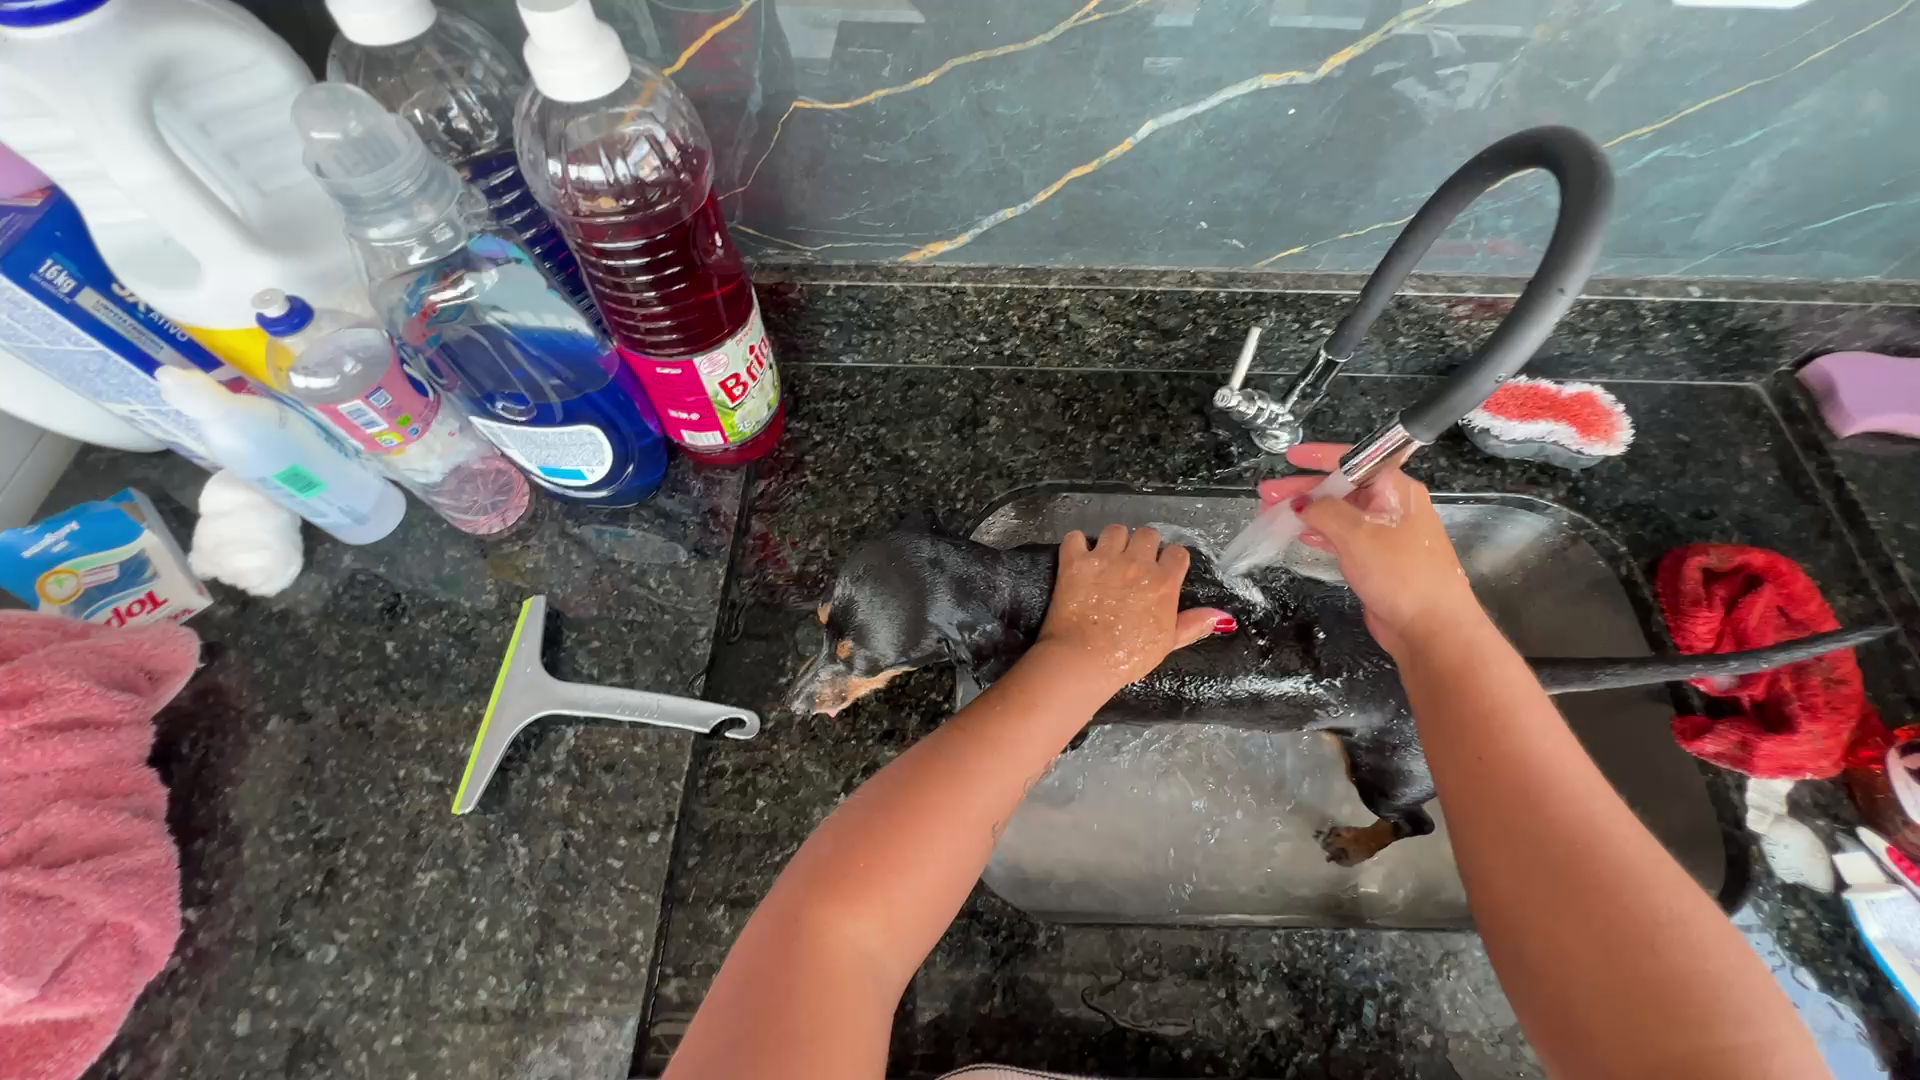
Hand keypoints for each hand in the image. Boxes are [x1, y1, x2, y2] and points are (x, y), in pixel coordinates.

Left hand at [1033, 525, 1227, 693]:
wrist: (1084, 659)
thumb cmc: (1129, 656)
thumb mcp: (1168, 642)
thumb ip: (1193, 624)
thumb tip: (1222, 616)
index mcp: (1164, 581)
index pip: (1177, 552)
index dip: (1170, 560)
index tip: (1161, 570)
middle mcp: (1136, 563)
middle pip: (1147, 534)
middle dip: (1142, 545)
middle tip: (1133, 563)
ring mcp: (1105, 559)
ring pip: (1114, 530)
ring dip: (1113, 541)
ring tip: (1108, 558)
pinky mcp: (1075, 562)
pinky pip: (1075, 537)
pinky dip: (1076, 544)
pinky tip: (1079, 556)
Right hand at [1258, 444, 1481, 657]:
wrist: (1430, 627)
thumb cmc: (1400, 573)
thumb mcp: (1357, 534)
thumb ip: (1323, 512)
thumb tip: (1299, 502)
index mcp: (1396, 490)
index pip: (1355, 460)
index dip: (1320, 456)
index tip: (1290, 456)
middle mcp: (1391, 506)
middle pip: (1341, 487)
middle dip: (1303, 489)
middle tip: (1267, 495)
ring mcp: (1384, 533)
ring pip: (1337, 513)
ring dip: (1305, 512)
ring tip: (1272, 515)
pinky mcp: (1375, 558)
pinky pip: (1341, 536)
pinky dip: (1318, 532)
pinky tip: (1298, 535)